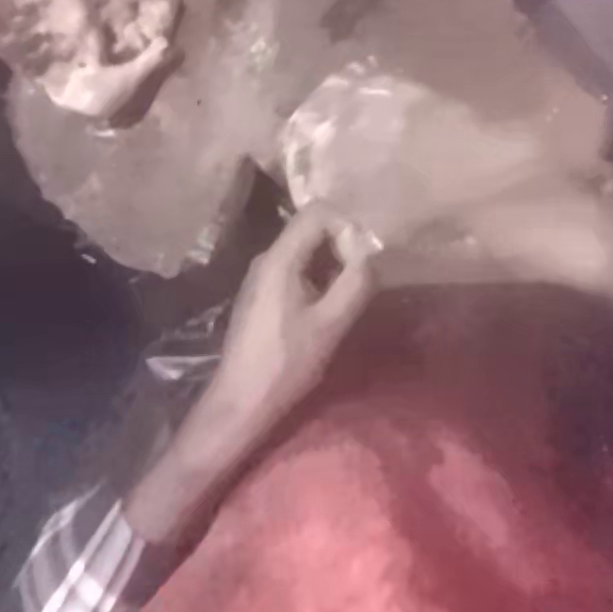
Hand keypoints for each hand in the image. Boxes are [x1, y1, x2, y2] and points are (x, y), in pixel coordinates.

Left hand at [202, 205, 375, 435]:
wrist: (241, 399)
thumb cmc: (286, 362)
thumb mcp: (330, 324)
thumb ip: (356, 283)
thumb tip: (371, 256)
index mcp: (280, 258)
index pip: (317, 213)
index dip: (346, 225)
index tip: (363, 256)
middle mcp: (267, 258)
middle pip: (310, 228)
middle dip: (341, 244)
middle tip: (361, 276)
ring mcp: (261, 275)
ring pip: (304, 249)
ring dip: (331, 263)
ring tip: (347, 294)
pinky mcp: (262, 293)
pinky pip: (295, 268)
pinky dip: (317, 276)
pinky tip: (326, 307)